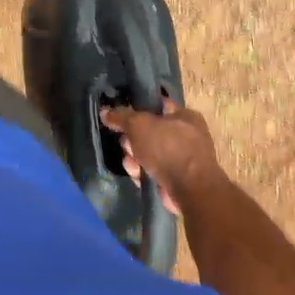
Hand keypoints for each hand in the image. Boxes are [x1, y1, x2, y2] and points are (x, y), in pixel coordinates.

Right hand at [100, 101, 224, 215]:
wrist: (190, 189)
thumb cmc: (168, 148)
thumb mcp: (138, 124)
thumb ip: (120, 116)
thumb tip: (104, 112)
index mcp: (185, 117)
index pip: (157, 106)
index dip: (136, 108)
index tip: (119, 115)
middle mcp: (185, 136)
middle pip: (147, 131)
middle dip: (131, 139)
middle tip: (126, 143)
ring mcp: (181, 158)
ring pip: (145, 152)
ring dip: (133, 158)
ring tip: (132, 163)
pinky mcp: (175, 178)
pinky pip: (150, 170)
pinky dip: (141, 172)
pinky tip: (137, 175)